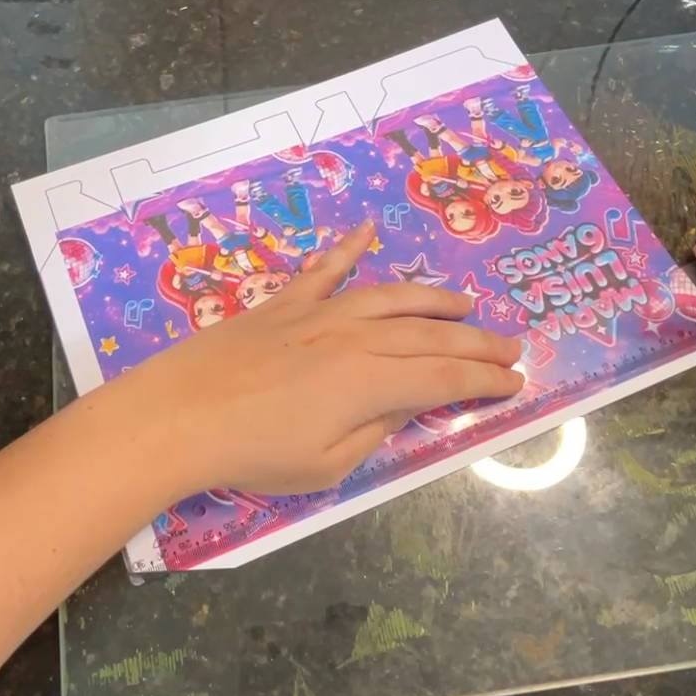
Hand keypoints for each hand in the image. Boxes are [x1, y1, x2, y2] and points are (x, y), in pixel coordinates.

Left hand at [105, 221, 522, 497]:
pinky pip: (323, 270)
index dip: (484, 381)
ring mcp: (317, 313)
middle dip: (476, 342)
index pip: (444, 379)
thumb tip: (405, 405)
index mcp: (369, 382)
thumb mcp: (326, 465)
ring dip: (432, 298)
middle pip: (429, 335)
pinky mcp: (283, 304)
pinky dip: (347, 248)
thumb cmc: (251, 454)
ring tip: (462, 304)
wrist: (178, 415)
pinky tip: (367, 230)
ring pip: (390, 297)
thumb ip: (375, 431)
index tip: (516, 381)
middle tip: (511, 346)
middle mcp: (353, 337)